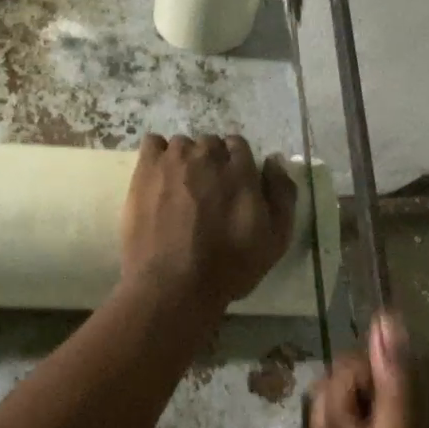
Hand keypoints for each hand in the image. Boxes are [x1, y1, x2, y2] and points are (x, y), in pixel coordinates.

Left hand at [120, 134, 297, 310]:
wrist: (173, 284)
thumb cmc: (230, 267)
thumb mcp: (275, 239)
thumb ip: (282, 194)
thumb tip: (274, 159)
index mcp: (241, 170)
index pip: (239, 144)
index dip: (235, 163)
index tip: (229, 185)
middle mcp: (209, 156)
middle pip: (210, 143)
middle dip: (210, 161)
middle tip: (206, 191)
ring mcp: (175, 160)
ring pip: (183, 144)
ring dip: (184, 159)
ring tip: (179, 188)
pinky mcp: (146, 169)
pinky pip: (153, 143)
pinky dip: (157, 155)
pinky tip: (158, 178)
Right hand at [309, 315, 428, 427]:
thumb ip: (394, 380)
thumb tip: (388, 316)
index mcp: (413, 391)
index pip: (365, 354)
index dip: (350, 383)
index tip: (355, 413)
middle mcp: (394, 396)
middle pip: (342, 371)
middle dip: (336, 408)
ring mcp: (372, 417)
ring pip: (328, 393)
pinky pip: (324, 415)